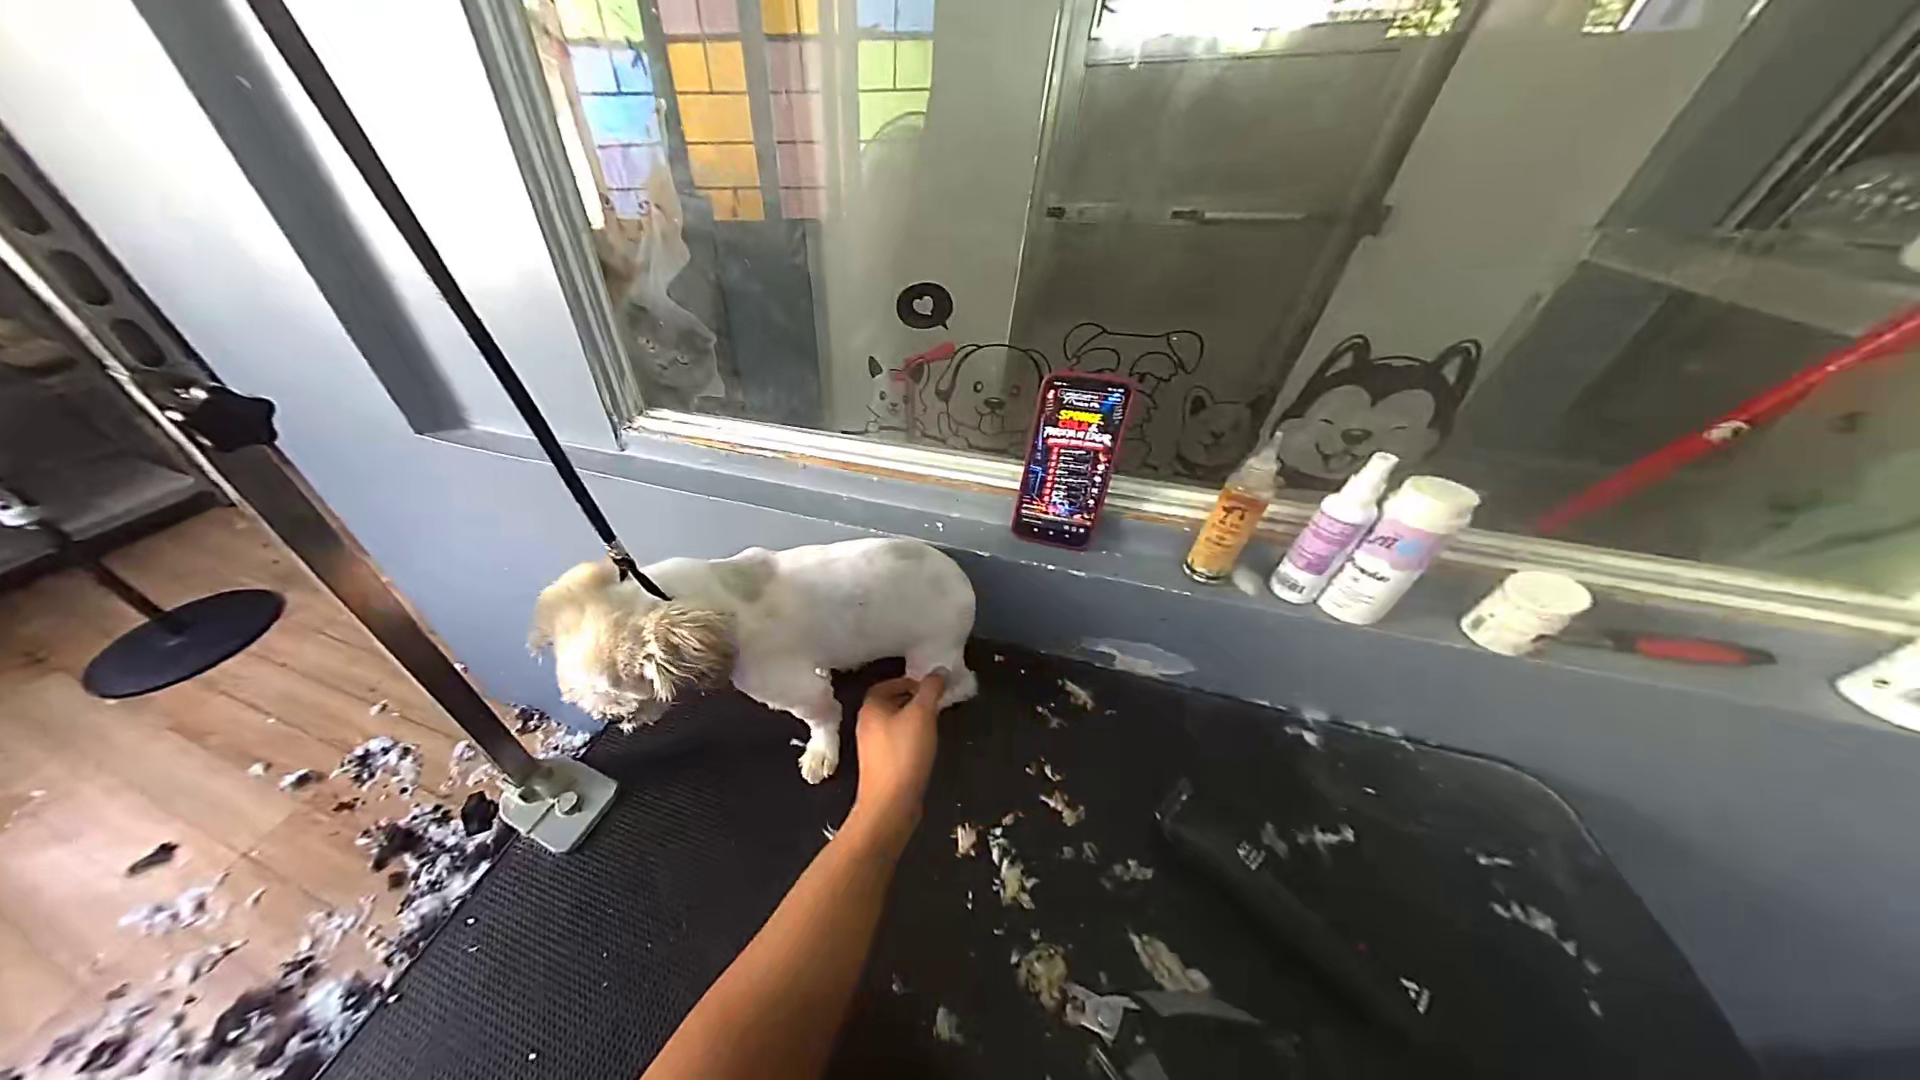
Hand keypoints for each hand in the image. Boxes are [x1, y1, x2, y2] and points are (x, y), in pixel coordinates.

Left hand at [846, 671, 945, 852]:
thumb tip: (939, 671)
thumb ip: (931, 689)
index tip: (929, 687)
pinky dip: (910, 738)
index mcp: (871, 707)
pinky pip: (896, 742)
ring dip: (913, 720)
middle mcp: (866, 724)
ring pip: (894, 723)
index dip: (908, 681)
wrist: (890, 804)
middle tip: (935, 702)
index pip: (887, 684)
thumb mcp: (922, 714)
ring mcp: (871, 747)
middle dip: (914, 700)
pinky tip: (925, 746)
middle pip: (890, 702)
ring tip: (934, 722)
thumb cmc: (904, 753)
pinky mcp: (880, 765)